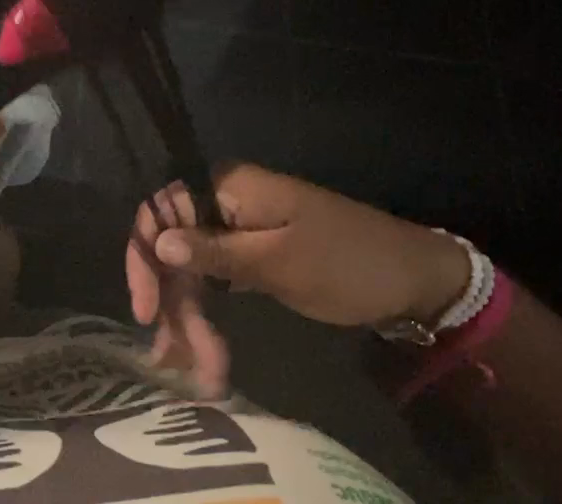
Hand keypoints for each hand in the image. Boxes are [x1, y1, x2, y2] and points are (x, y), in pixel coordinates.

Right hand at [125, 166, 470, 395]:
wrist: (416, 280)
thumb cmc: (347, 263)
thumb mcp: (278, 262)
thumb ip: (214, 253)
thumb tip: (158, 243)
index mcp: (227, 188)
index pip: (160, 212)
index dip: (145, 258)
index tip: (147, 311)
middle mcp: (225, 203)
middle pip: (175, 250)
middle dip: (176, 306)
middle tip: (178, 361)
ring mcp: (238, 230)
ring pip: (194, 273)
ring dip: (193, 320)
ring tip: (202, 373)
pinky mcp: (252, 256)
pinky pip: (216, 282)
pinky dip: (210, 315)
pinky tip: (208, 353)